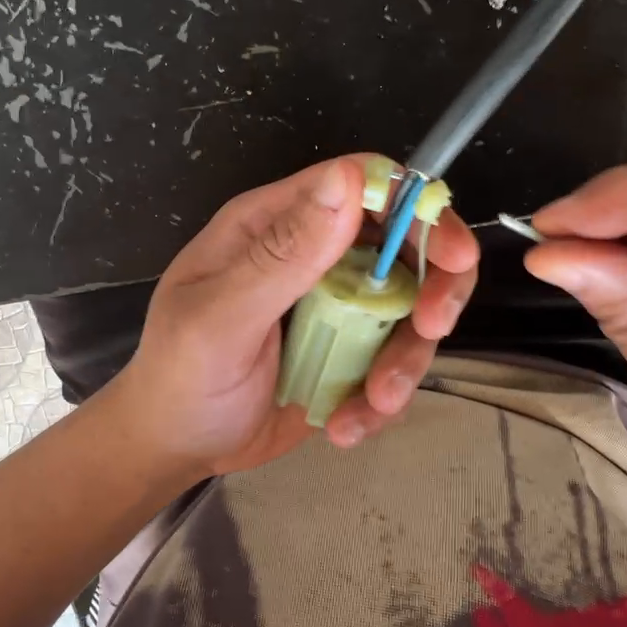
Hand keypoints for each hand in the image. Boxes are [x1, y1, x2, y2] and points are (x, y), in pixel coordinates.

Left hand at [112, 156, 478, 476]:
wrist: (176, 446)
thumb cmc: (181, 375)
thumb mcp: (221, 316)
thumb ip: (282, 253)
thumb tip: (346, 179)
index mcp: (273, 225)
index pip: (358, 183)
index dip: (413, 205)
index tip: (450, 254)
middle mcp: (311, 255)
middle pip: (403, 242)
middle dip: (433, 284)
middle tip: (432, 327)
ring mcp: (334, 305)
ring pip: (409, 308)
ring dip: (406, 358)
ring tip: (374, 401)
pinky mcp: (348, 353)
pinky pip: (393, 361)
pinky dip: (383, 398)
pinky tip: (344, 426)